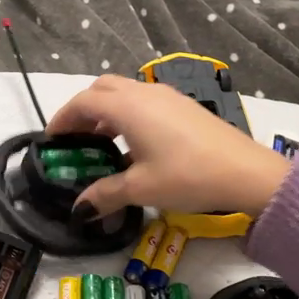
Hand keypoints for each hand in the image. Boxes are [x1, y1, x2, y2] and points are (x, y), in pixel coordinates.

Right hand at [47, 75, 291, 218]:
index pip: (82, 102)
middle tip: (74, 139)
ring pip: (124, 92)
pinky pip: (143, 101)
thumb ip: (104, 195)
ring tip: (100, 143)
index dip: (62, 118)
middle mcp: (143, 93)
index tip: (52, 140)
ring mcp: (167, 96)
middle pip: (101, 89)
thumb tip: (78, 210)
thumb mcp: (140, 189)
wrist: (246, 172)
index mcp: (127, 108)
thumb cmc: (187, 176)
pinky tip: (133, 144)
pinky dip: (127, 114)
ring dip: (105, 111)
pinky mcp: (183, 105)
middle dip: (82, 110)